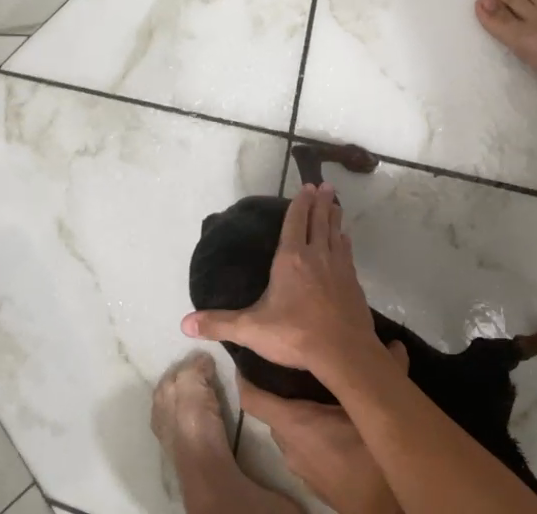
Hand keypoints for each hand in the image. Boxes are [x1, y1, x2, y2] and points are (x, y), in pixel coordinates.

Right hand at [181, 183, 379, 378]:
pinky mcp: (352, 281)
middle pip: (319, 221)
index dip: (300, 204)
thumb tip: (184, 323)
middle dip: (320, 202)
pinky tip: (345, 239)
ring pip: (336, 233)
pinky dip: (344, 241)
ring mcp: (338, 267)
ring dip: (334, 216)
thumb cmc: (295, 334)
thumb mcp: (251, 330)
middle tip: (324, 185)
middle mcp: (316, 255)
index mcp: (291, 259)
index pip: (295, 222)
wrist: (343, 352)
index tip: (306, 188)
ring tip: (335, 203)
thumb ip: (219, 323)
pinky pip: (347, 252)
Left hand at [241, 342, 411, 513]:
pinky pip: (304, 447)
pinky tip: (334, 421)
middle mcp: (289, 445)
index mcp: (294, 424)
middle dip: (282, 387)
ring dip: (300, 410)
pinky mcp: (313, 480)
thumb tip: (396, 345)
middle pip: (274, 409)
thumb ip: (385, 375)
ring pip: (291, 429)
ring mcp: (299, 466)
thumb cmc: (371, 459)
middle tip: (301, 363)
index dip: (246, 375)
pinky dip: (312, 431)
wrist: (384, 512)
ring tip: (320, 388)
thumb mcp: (376, 412)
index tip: (252, 352)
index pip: (252, 397)